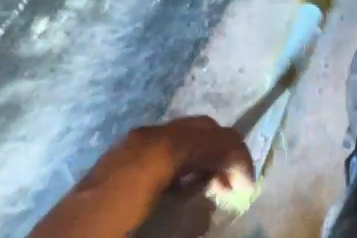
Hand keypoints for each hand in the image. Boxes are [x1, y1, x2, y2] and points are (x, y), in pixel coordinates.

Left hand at [28, 117, 254, 237]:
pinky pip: (156, 149)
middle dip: (222, 154)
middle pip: (200, 129)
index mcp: (161, 151)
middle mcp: (146, 137)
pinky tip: (174, 197)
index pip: (218, 138)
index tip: (246, 193)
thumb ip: (192, 220)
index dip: (240, 161)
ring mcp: (124, 147)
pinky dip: (177, 164)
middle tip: (231, 190)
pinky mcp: (110, 163)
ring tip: (206, 195)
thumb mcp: (162, 233)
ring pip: (178, 137)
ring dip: (199, 158)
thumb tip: (211, 208)